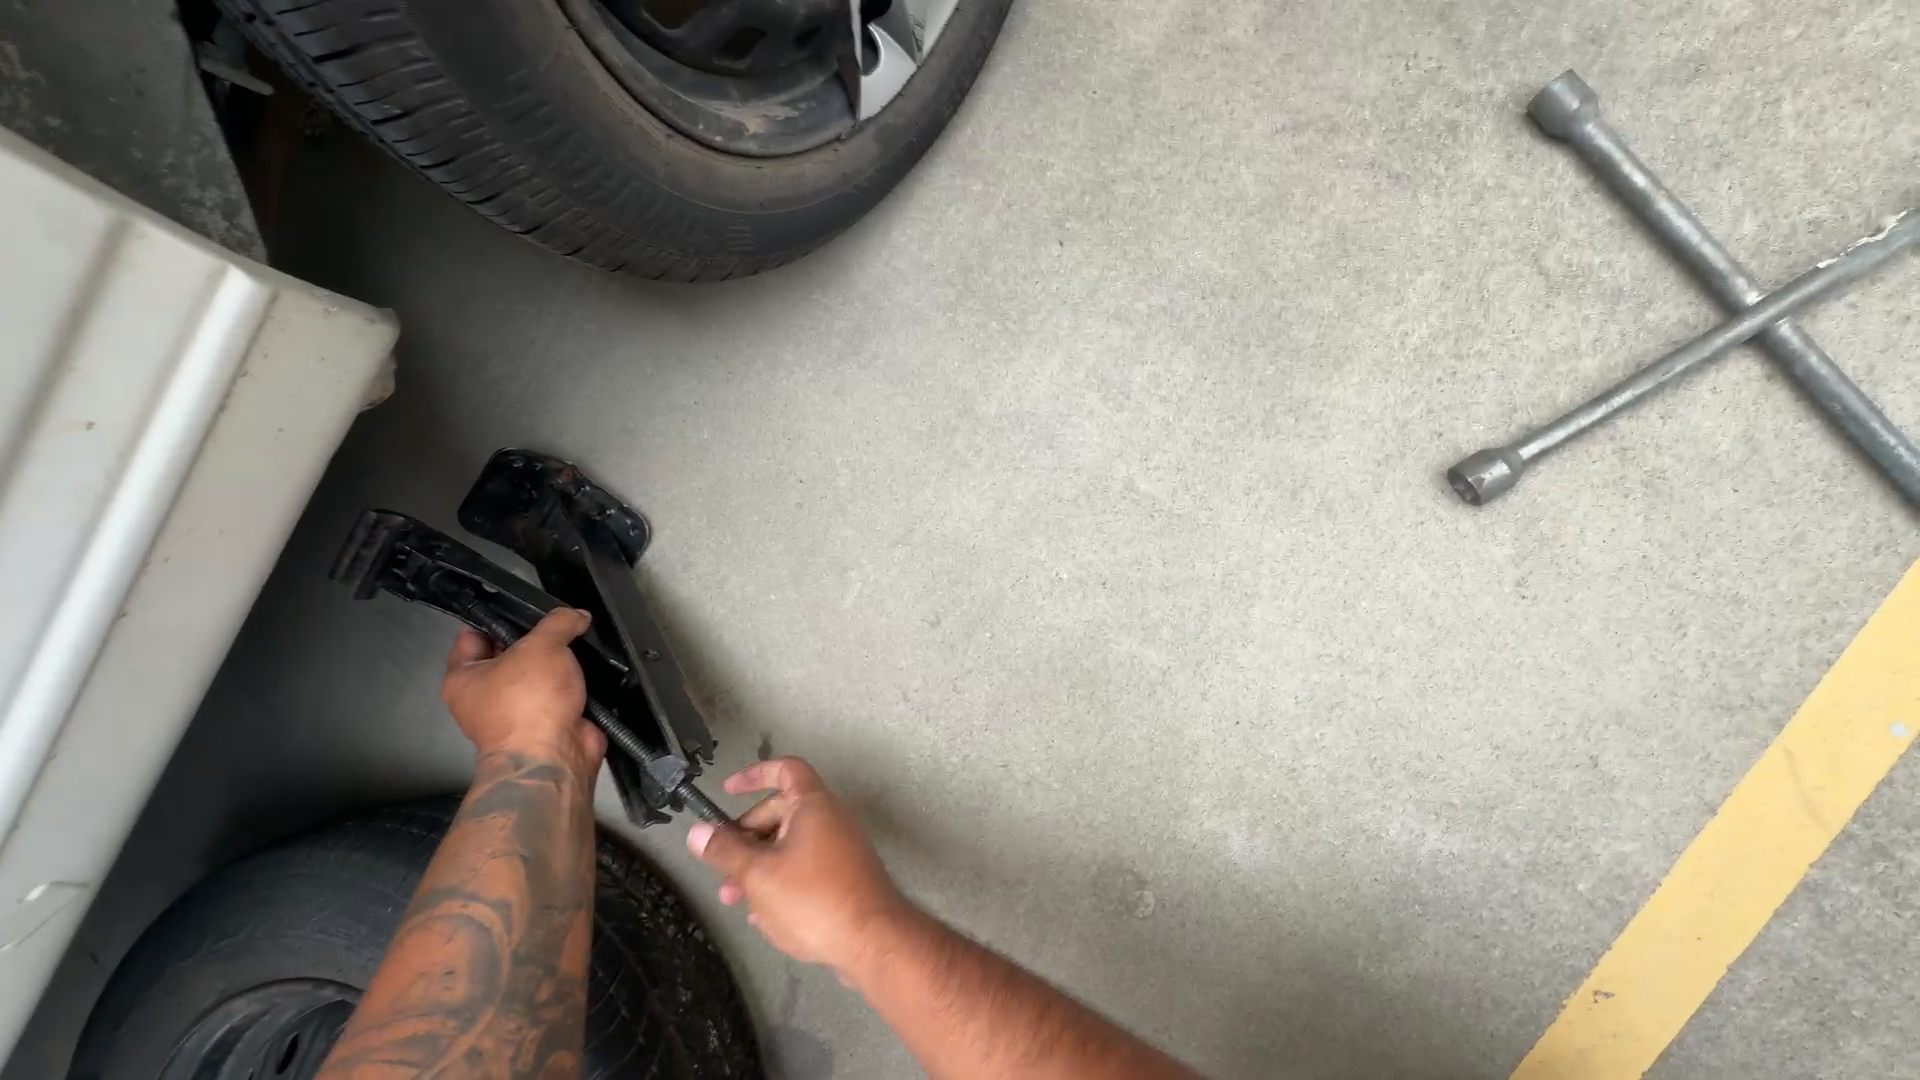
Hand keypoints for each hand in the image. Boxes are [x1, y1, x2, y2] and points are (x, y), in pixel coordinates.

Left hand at [440, 608, 605, 777]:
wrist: (553, 755)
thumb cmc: (529, 699)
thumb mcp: (541, 645)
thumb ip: (559, 622)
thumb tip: (578, 616)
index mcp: (463, 678)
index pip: (472, 634)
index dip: (497, 615)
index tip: (525, 603)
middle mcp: (484, 697)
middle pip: (509, 653)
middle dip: (536, 638)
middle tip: (563, 620)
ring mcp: (517, 712)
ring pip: (538, 674)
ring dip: (560, 661)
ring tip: (582, 640)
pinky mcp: (548, 723)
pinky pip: (560, 693)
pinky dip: (576, 682)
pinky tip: (593, 666)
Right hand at [688, 758, 914, 973]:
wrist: (872, 939)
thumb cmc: (814, 898)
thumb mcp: (758, 874)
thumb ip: (726, 851)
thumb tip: (698, 831)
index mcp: (813, 804)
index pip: (785, 770)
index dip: (755, 775)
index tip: (729, 789)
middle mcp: (832, 818)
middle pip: (782, 811)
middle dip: (747, 835)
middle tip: (722, 864)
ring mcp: (842, 847)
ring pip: (791, 844)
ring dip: (760, 864)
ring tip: (734, 898)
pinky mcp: (847, 875)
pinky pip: (807, 866)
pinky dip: (782, 880)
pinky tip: (763, 914)